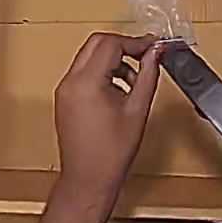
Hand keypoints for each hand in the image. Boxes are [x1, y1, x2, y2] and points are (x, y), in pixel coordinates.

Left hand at [54, 33, 161, 205]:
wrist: (88, 180)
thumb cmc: (112, 152)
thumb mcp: (138, 108)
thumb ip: (148, 74)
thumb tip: (156, 51)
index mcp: (87, 83)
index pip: (111, 44)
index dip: (135, 42)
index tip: (153, 46)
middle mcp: (70, 82)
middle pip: (97, 43)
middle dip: (123, 45)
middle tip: (145, 55)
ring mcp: (64, 89)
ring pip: (89, 55)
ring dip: (113, 58)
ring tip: (135, 79)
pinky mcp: (65, 97)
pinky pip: (84, 71)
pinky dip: (103, 70)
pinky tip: (120, 88)